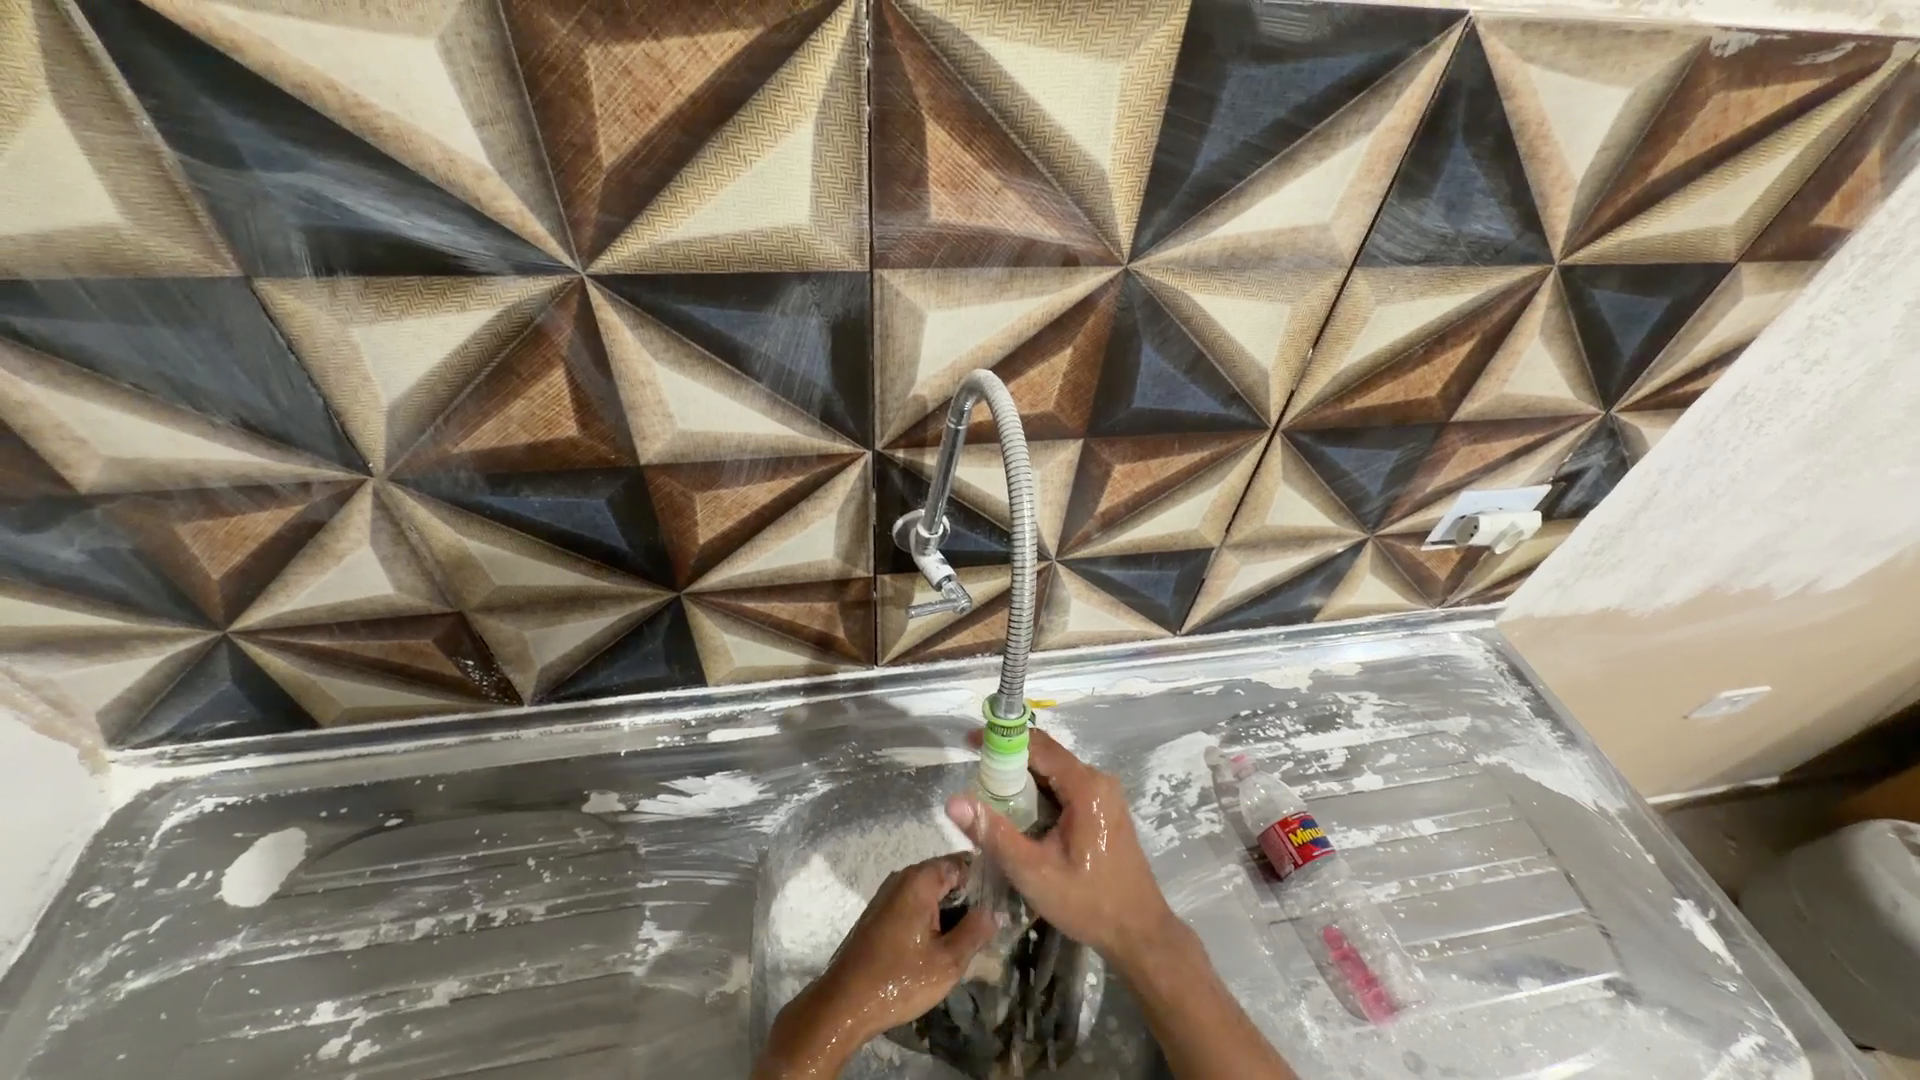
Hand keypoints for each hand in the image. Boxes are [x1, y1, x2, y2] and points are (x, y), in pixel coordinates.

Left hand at [754, 855, 996, 1077]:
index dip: (986, 881)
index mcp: (919, 880)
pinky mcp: (880, 914)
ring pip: (931, 893)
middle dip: (969, 899)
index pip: (963, 863)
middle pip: (947, 876)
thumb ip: (976, 930)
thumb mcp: (948, 961)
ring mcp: (888, 895)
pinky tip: (941, 945)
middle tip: (989, 927)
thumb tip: (996, 909)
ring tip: (970, 939)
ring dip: (950, 912)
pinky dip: (932, 919)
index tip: (1003, 903)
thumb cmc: (899, 981)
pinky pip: (916, 905)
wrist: (844, 1005)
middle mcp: (902, 878)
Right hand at [945, 729, 1178, 968]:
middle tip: (975, 776)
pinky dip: (1039, 791)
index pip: (1037, 744)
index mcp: (1085, 786)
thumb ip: (993, 833)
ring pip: (1054, 771)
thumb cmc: (1087, 902)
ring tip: (989, 794)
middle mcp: (1098, 780)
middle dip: (1008, 759)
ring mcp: (1104, 794)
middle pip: (1046, 755)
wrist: (1138, 931)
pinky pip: (1065, 786)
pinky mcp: (1104, 808)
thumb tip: (953, 801)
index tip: (970, 744)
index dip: (1001, 739)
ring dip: (1023, 777)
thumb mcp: (1032, 871)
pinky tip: (1020, 813)